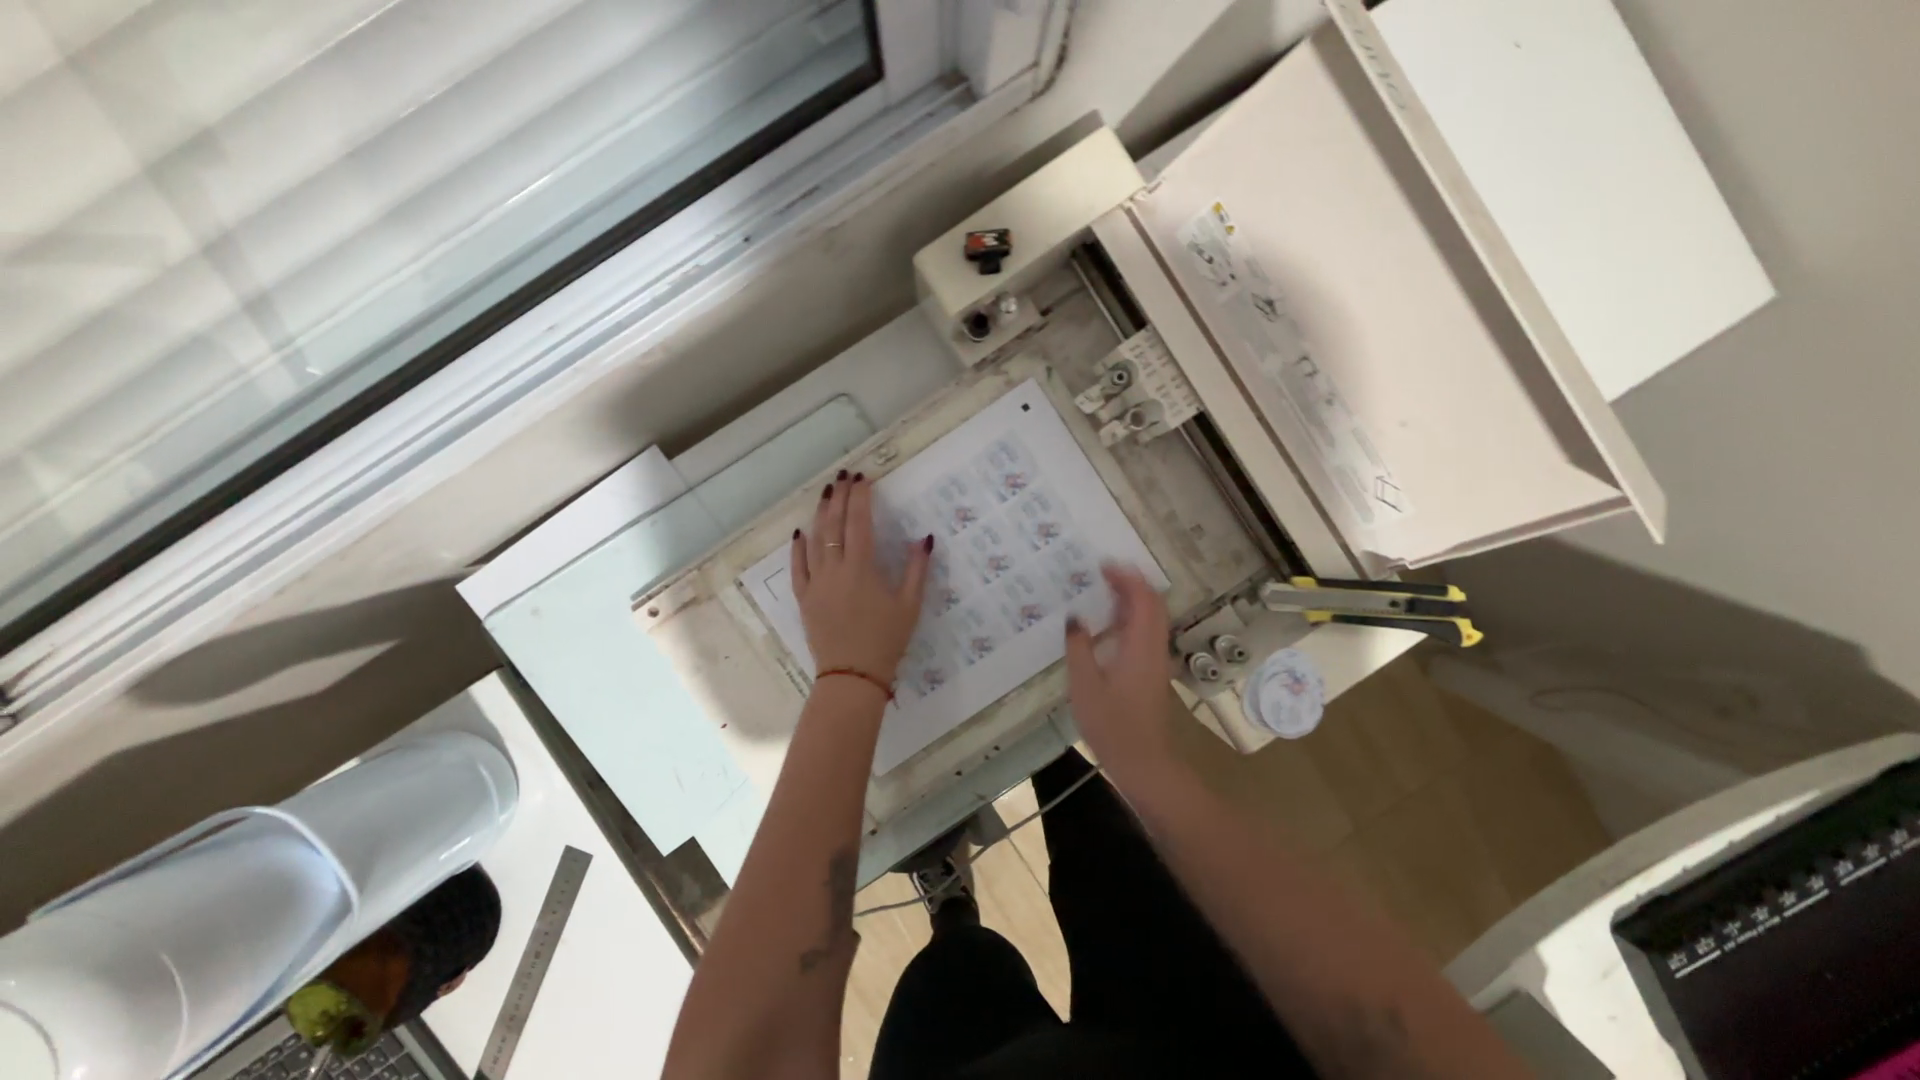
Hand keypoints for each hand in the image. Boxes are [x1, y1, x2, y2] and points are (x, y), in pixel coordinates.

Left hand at [791, 471, 932, 691]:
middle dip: (839, 497)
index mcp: (862, 568)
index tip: (863, 477)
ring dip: (820, 514)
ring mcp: (815, 583)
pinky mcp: (804, 598)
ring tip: (826, 494)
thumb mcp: (910, 605)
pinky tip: (800, 532)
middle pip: (834, 525)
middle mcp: (835, 569)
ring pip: (815, 541)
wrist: (853, 675)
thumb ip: (916, 569)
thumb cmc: (886, 640)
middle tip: (843, 475)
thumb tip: (923, 538)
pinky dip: (798, 548)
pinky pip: (798, 567)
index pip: (859, 522)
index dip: (860, 497)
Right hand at [1063, 563, 1178, 785]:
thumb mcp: (1085, 687)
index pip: (1142, 599)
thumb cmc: (1113, 726)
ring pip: (1151, 620)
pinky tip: (1107, 630)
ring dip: (1131, 602)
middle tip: (1102, 574)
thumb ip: (1079, 648)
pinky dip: (1130, 621)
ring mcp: (1156, 662)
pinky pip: (1145, 635)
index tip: (1104, 565)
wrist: (1145, 764)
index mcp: (1140, 646)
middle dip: (1131, 584)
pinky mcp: (1152, 675)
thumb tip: (1075, 619)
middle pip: (1152, 605)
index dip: (1127, 577)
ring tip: (1102, 594)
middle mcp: (1154, 648)